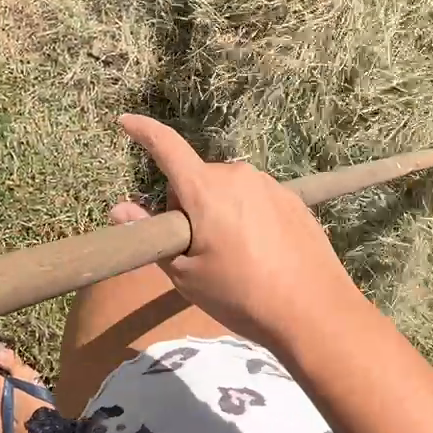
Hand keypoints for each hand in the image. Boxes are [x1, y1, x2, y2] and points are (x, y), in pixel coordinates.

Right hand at [111, 114, 365, 351]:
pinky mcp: (291, 198)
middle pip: (196, 181)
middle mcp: (236, 174)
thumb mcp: (186, 275)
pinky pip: (254, 199)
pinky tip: (261, 254)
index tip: (125, 120)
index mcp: (205, 189)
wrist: (314, 312)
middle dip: (188, 207)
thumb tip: (118, 210)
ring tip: (235, 259)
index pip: (167, 147)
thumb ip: (151, 237)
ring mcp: (268, 183)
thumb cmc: (240, 295)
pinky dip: (246, 217)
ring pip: (226, 190)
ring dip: (219, 211)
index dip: (143, 131)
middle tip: (200, 253)